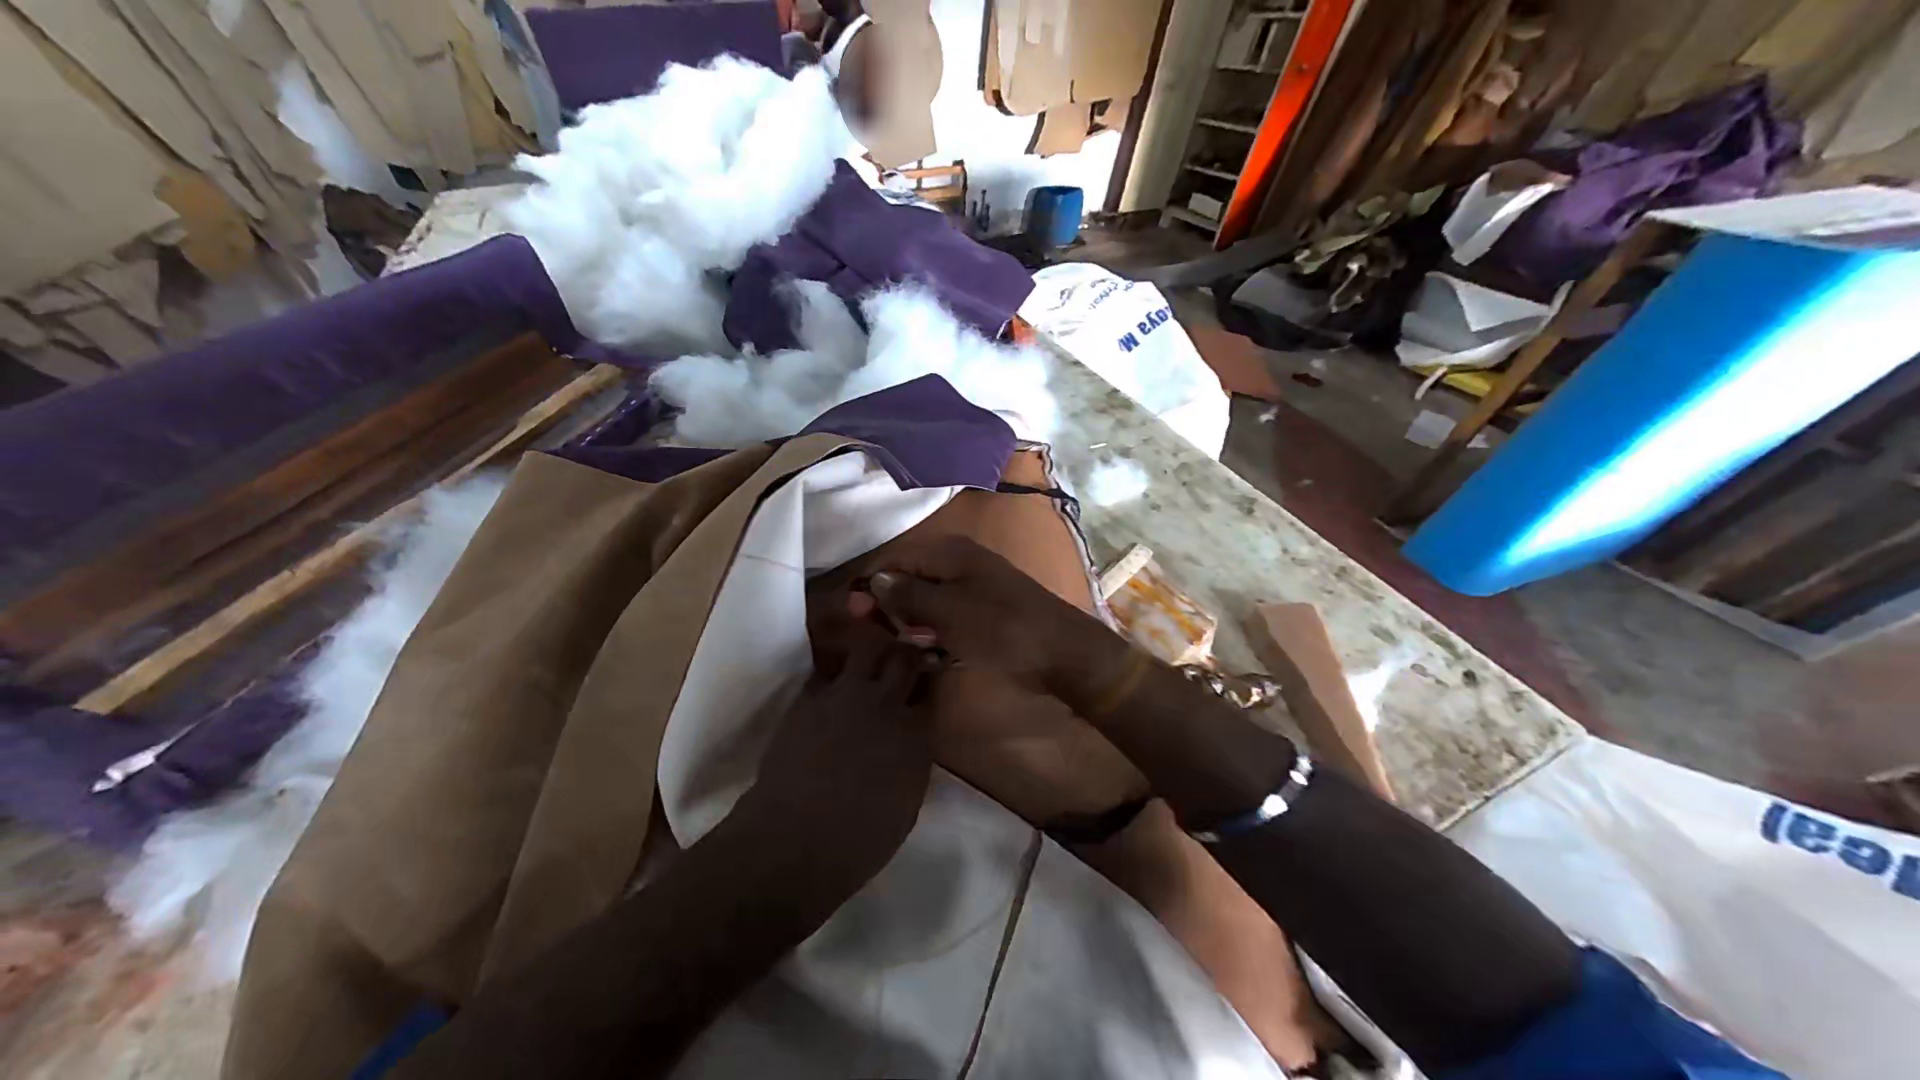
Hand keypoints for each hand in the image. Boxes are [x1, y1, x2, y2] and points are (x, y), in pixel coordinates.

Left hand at [741, 622, 938, 889]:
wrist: (796, 837)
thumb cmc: (861, 839)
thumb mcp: (907, 802)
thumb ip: (912, 760)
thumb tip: (909, 742)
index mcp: (915, 732)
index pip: (931, 691)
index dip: (930, 684)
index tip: (927, 684)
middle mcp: (884, 703)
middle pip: (903, 658)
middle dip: (908, 654)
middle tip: (906, 657)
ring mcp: (843, 695)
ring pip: (866, 650)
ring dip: (874, 651)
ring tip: (872, 658)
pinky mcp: (808, 698)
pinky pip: (828, 671)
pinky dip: (837, 671)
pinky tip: (836, 681)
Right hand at [865, 536, 1127, 700]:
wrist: (1062, 653)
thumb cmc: (1000, 628)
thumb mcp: (947, 611)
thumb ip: (907, 594)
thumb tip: (874, 580)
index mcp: (950, 553)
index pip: (896, 559)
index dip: (871, 583)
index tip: (851, 612)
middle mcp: (961, 563)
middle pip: (911, 578)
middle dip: (891, 605)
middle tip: (880, 633)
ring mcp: (975, 588)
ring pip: (929, 601)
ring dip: (913, 622)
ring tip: (907, 645)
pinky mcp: (986, 613)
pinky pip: (949, 618)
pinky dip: (937, 632)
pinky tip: (932, 653)